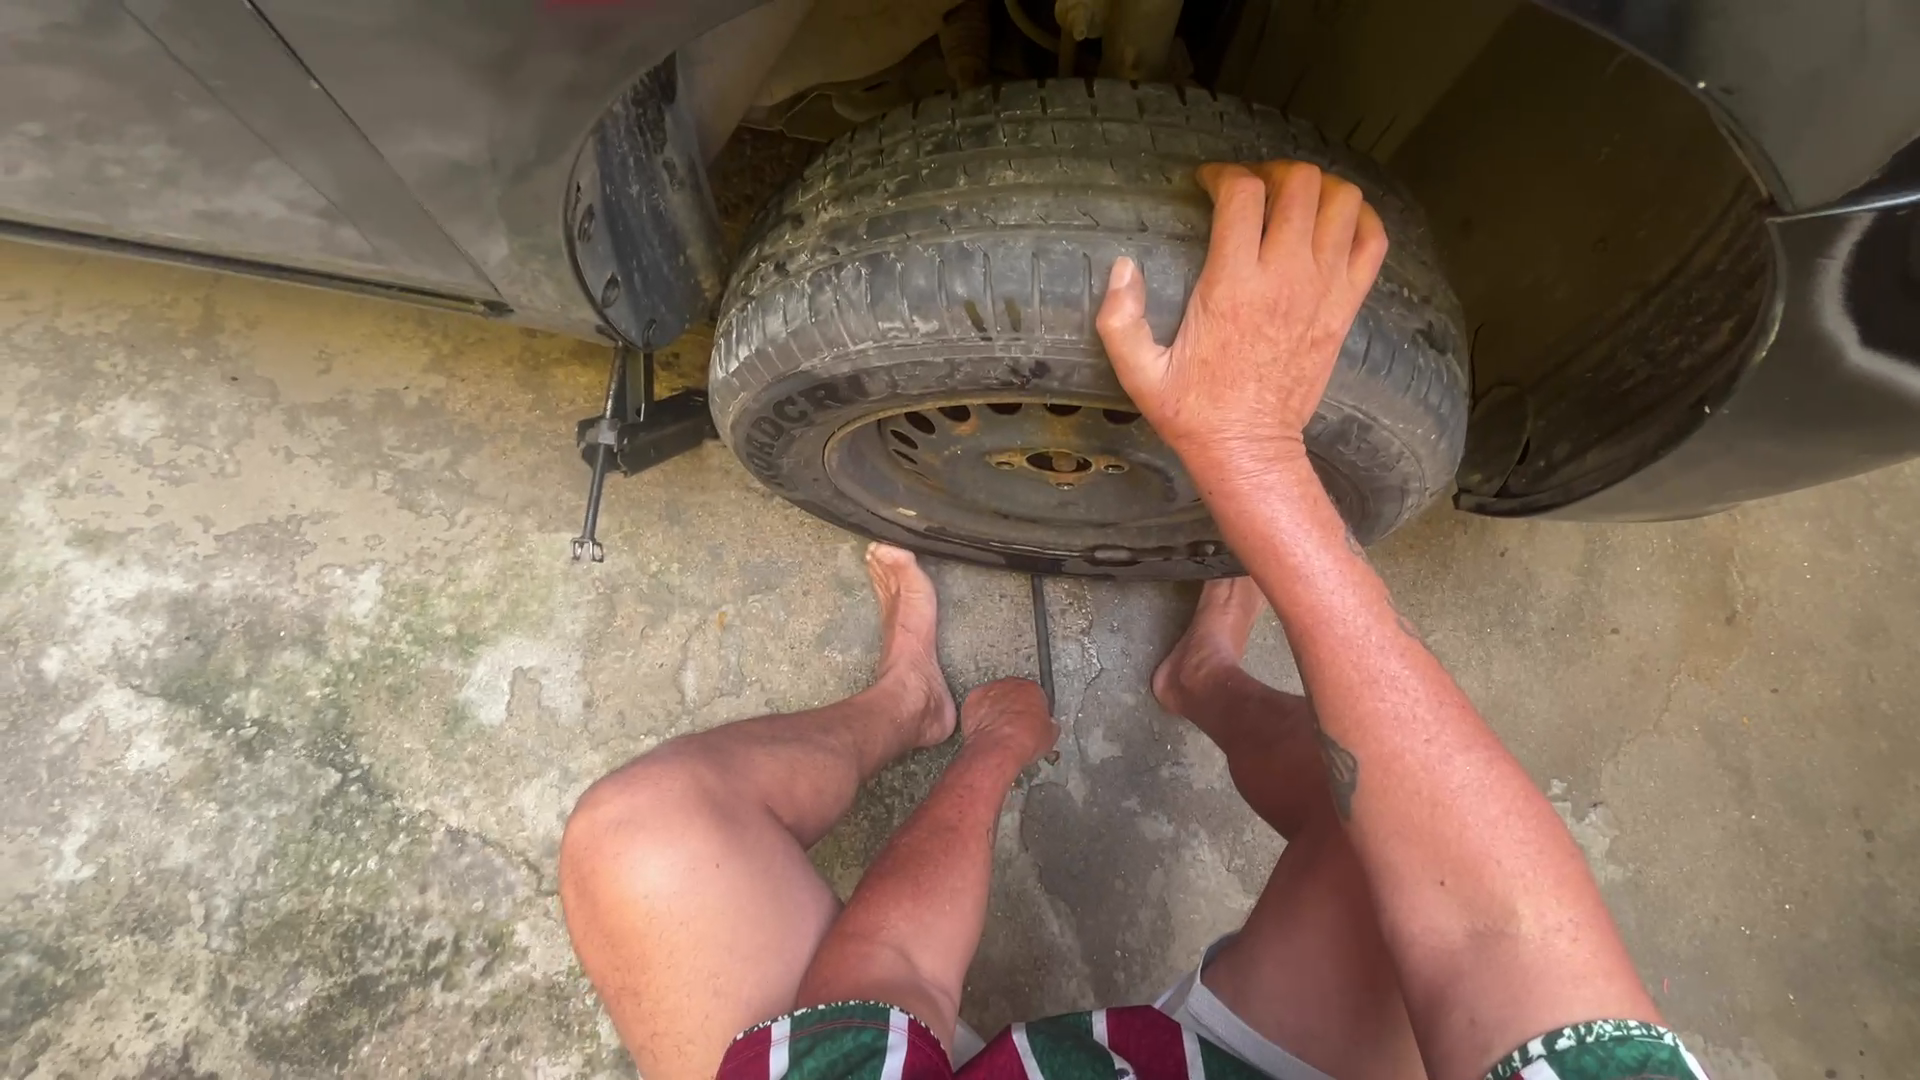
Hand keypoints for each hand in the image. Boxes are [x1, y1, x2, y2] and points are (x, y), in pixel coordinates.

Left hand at [959, 678, 1057, 767]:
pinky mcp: (972, 700)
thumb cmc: (1022, 740)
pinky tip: (985, 729)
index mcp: (1032, 688)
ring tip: (999, 730)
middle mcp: (1010, 685)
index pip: (1036, 694)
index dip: (1034, 709)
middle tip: (1016, 726)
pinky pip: (978, 705)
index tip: (1033, 720)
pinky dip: (979, 715)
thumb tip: (1050, 727)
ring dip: (996, 710)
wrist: (998, 748)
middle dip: (1014, 707)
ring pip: (994, 697)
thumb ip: (1050, 725)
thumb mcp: (1050, 737)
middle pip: (1013, 692)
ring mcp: (989, 691)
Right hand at [1095, 161, 1387, 473]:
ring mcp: (1324, 289)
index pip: (1242, 194)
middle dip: (1271, 172)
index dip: (1223, 174)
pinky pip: (1372, 239)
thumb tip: (1122, 267)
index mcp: (1231, 285)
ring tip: (1290, 201)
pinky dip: (1359, 217)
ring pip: (1342, 200)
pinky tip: (1334, 222)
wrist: (1248, 448)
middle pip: (1299, 184)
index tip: (1207, 184)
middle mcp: (1284, 276)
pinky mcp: (1346, 306)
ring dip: (1316, 188)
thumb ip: (1119, 320)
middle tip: (1249, 189)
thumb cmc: (1192, 411)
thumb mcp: (1138, 373)